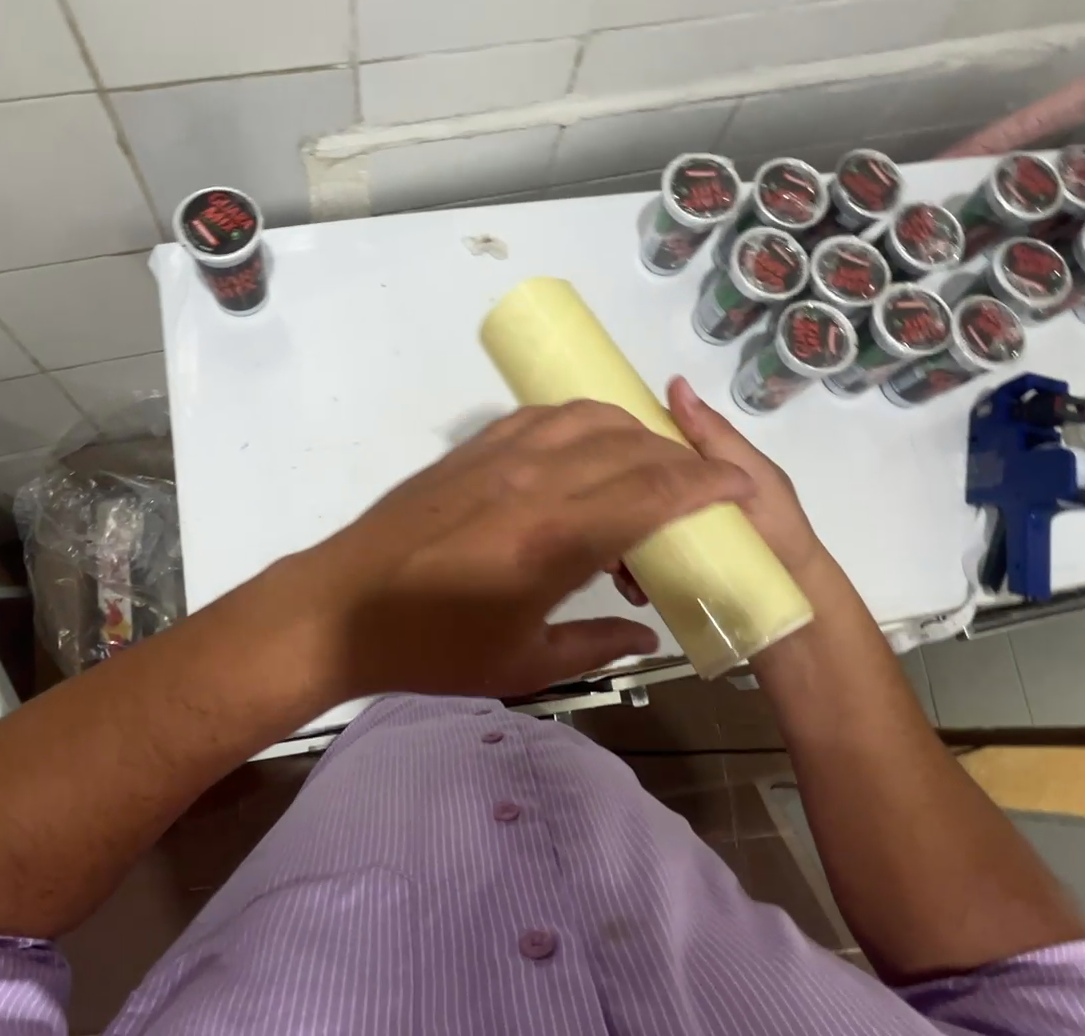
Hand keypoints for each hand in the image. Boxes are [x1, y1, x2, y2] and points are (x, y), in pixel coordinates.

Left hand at [300, 399, 753, 701]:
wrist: (343, 609)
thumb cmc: (433, 648)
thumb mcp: (523, 665)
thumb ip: (595, 646)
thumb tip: (645, 636)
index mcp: (556, 538)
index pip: (656, 491)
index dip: (708, 484)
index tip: (740, 487)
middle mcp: (536, 482)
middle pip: (631, 447)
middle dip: (679, 461)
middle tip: (696, 492)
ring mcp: (500, 457)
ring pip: (589, 419)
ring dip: (633, 435)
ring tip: (646, 469)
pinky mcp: (471, 450)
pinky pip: (543, 419)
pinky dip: (581, 426)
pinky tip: (585, 456)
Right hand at [610, 377, 827, 605]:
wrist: (790, 603)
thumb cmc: (777, 531)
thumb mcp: (751, 476)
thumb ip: (713, 437)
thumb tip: (675, 383)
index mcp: (690, 469)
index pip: (643, 448)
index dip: (618, 451)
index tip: (595, 462)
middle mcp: (671, 499)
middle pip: (624, 494)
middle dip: (611, 510)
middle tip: (607, 529)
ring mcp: (664, 538)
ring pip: (620, 531)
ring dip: (615, 548)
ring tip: (621, 569)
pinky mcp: (660, 574)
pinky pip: (631, 569)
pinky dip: (628, 577)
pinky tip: (634, 588)